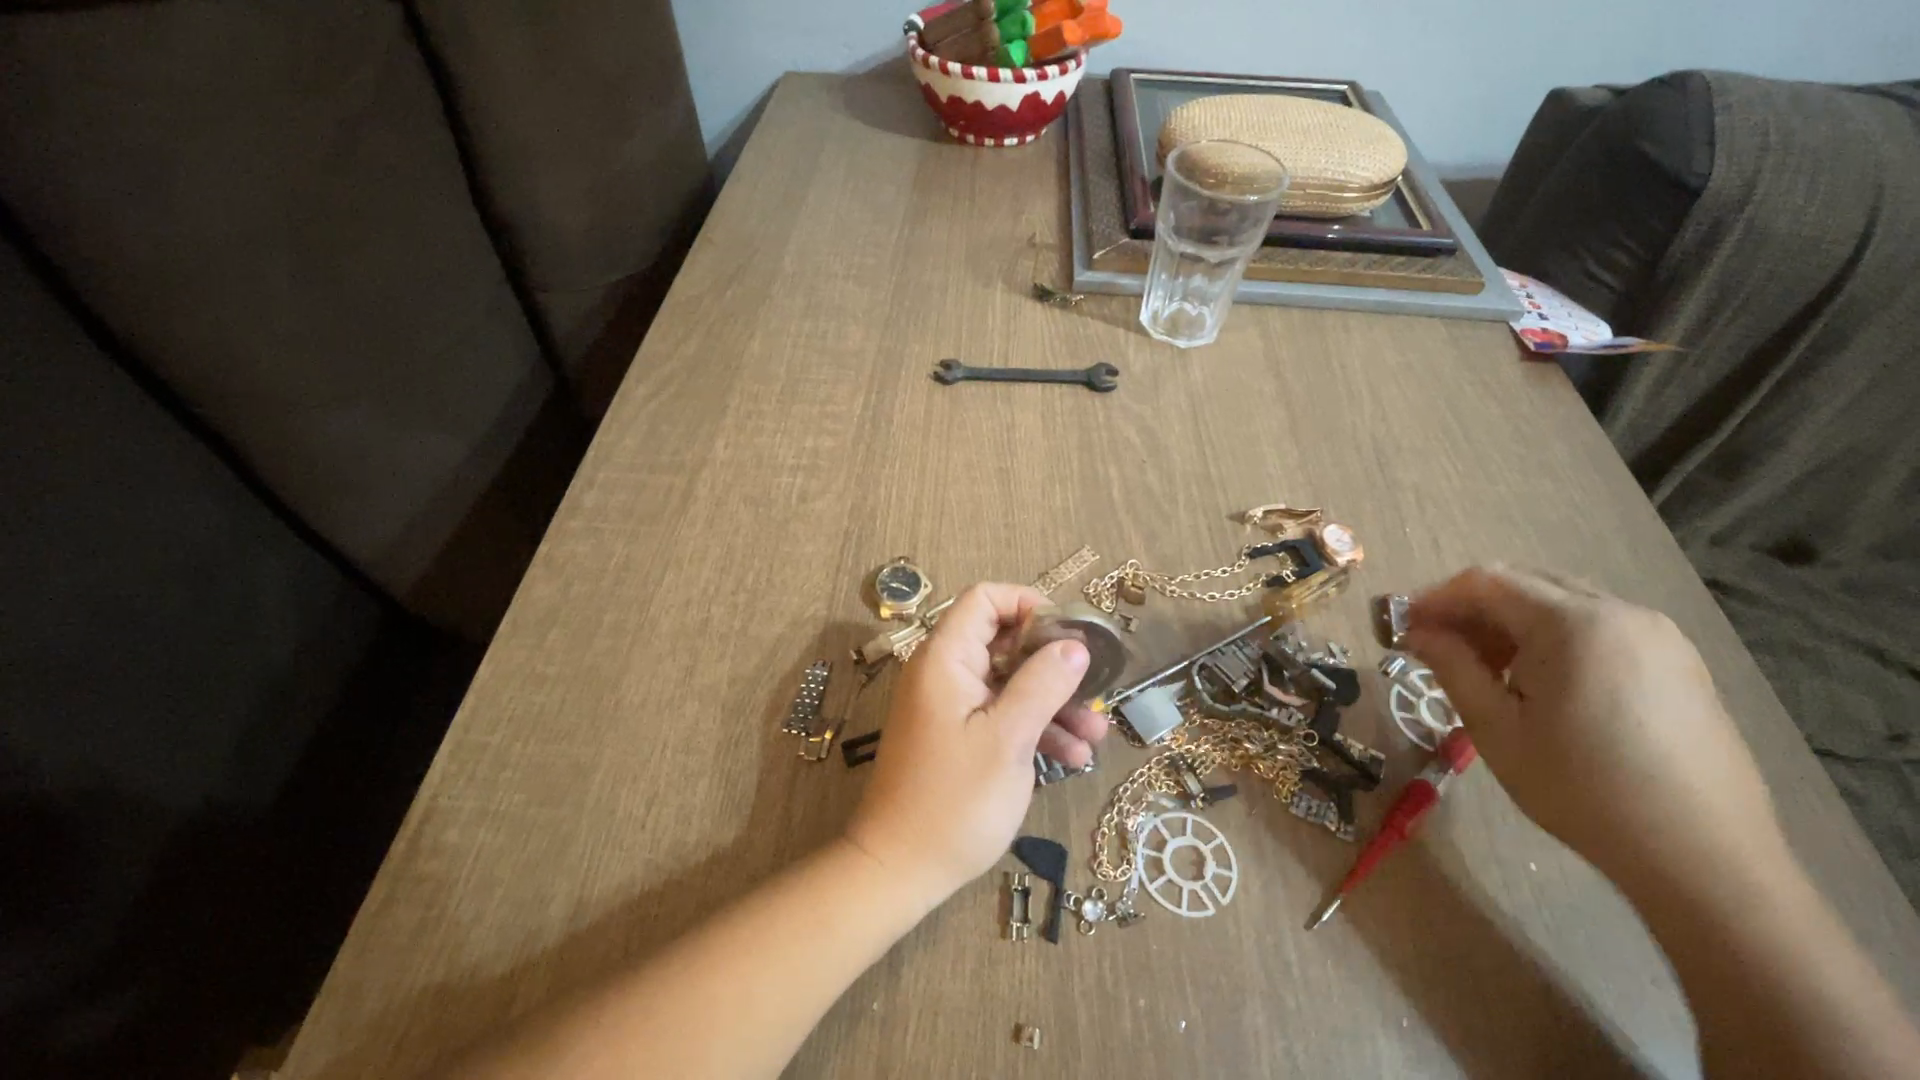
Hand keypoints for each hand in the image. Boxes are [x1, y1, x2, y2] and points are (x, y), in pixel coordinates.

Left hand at [842, 583, 1107, 907]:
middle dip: (1054, 665)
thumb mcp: (1007, 739)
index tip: (1069, 634)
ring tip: (1096, 735)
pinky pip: (1001, 717)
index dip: (1028, 605)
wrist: (901, 868)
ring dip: (1054, 704)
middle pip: (1005, 643)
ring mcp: (951, 708)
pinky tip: (1073, 758)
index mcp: (945, 659)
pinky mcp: (958, 739)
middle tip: (1095, 689)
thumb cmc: (954, 800)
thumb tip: (1074, 645)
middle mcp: (945, 674)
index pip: (984, 600)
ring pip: (1010, 684)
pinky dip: (1035, 730)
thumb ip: (1042, 684)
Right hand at [1404, 566, 1786, 889]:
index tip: (1403, 628)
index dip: (1436, 598)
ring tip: (1487, 672)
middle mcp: (1621, 612)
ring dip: (1513, 625)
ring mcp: (1659, 636)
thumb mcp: (1498, 729)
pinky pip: (1600, 629)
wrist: (1702, 855)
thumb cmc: (1583, 790)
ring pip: (1565, 605)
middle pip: (1527, 585)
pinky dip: (1555, 641)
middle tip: (1438, 649)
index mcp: (1574, 624)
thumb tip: (1418, 633)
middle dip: (1473, 610)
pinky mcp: (1680, 663)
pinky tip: (1542, 687)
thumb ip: (1453, 667)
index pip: (1486, 581)